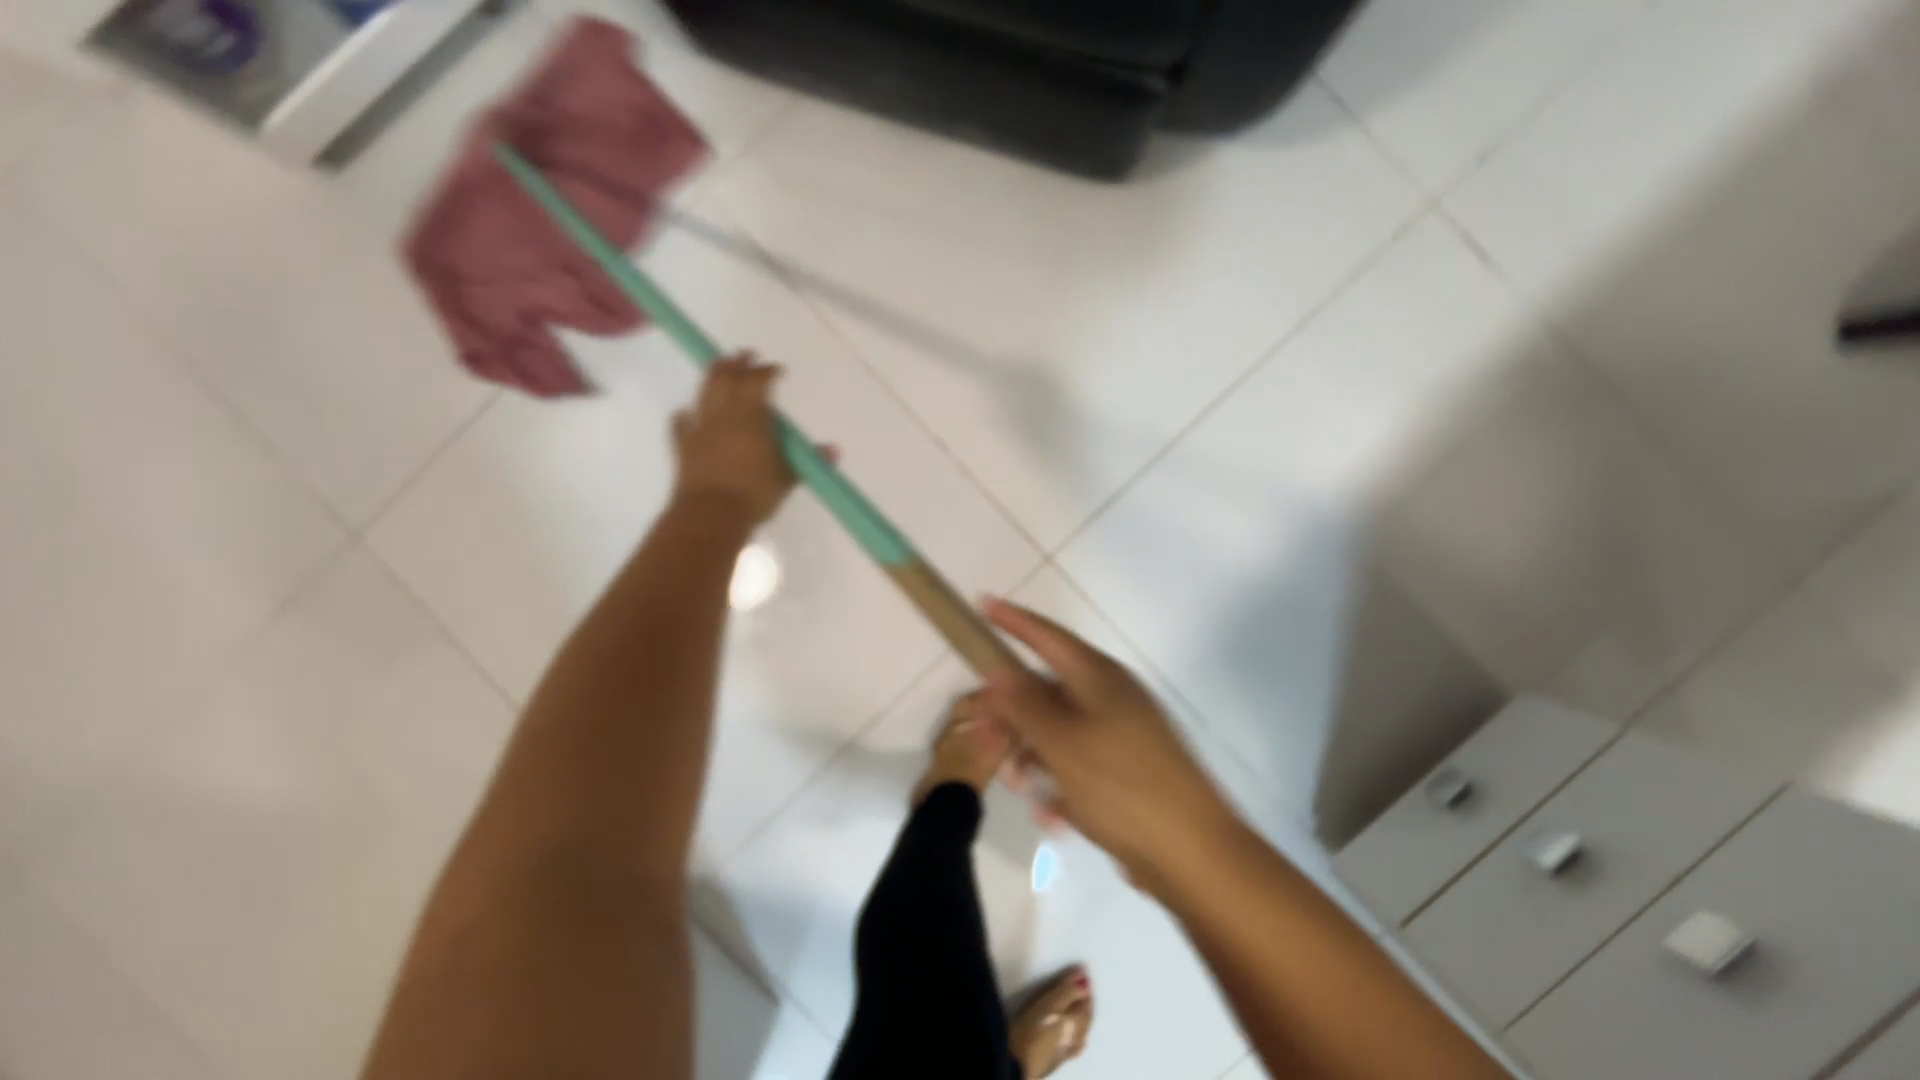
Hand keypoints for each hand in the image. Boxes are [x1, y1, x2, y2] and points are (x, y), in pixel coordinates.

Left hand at [671, 352, 794, 527]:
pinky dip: (686, 414)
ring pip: (704, 391)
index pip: (758, 382)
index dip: (768, 371)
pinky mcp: (682, 446)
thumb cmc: (753, 494)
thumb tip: (835, 451)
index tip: (777, 369)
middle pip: (727, 377)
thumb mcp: (787, 478)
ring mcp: (700, 428)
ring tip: (720, 368)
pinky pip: (681, 423)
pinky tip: (687, 413)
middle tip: (745, 355)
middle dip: (737, 363)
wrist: (710, 515)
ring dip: (713, 376)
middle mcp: (723, 414)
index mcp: (751, 416)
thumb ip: (807, 461)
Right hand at [978, 599, 1236, 889]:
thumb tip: (997, 669)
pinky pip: (1078, 766)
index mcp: (1100, 679)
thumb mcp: (1063, 744)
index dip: (1013, 620)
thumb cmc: (1123, 788)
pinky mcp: (1127, 773)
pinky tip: (1053, 817)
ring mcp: (1123, 736)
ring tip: (1020, 788)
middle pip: (1048, 689)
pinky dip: (1059, 784)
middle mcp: (1112, 699)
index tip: (982, 603)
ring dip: (1032, 756)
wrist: (1193, 854)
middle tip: (984, 737)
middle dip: (1013, 714)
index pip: (1048, 637)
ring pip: (1059, 733)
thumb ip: (1025, 704)